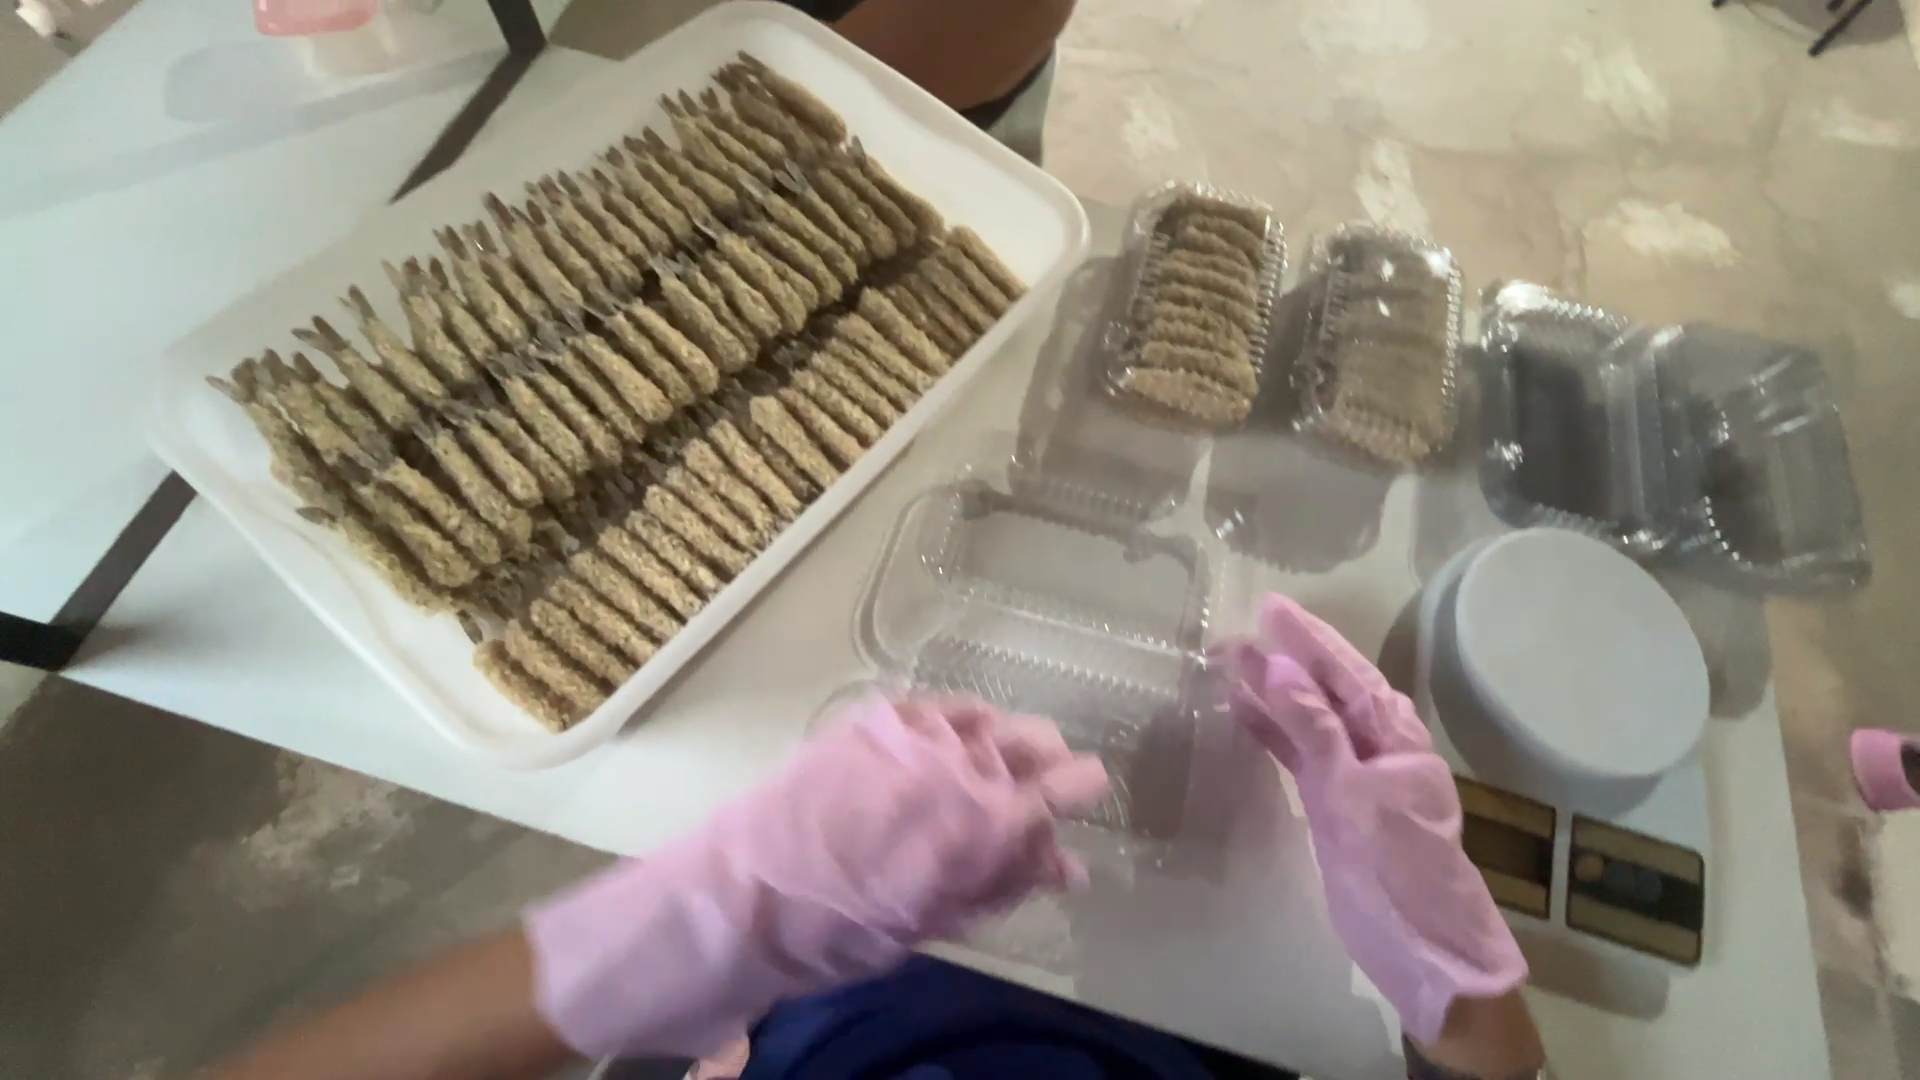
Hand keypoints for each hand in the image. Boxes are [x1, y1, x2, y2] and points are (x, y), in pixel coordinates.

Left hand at [524, 693, 1108, 1058]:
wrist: (736, 898)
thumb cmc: (838, 933)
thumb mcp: (932, 922)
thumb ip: (1002, 883)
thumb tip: (1064, 864)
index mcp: (976, 821)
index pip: (1061, 784)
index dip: (1081, 787)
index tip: (1088, 788)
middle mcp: (953, 761)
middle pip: (1030, 738)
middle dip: (1043, 763)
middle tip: (1034, 790)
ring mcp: (909, 730)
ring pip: (984, 718)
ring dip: (998, 742)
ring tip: (987, 769)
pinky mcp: (870, 717)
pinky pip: (932, 707)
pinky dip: (951, 723)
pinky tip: (948, 741)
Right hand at [1215, 595, 1525, 1043]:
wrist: (1419, 950)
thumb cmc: (1397, 866)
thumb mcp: (1354, 793)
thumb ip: (1315, 728)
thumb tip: (1281, 666)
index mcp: (1397, 738)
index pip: (1348, 673)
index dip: (1310, 638)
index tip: (1270, 607)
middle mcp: (1376, 747)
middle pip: (1327, 689)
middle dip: (1288, 657)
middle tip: (1243, 628)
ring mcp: (1352, 774)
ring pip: (1308, 718)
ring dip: (1273, 691)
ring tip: (1233, 661)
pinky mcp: (1330, 800)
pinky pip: (1297, 752)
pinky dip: (1271, 731)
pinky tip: (1242, 712)